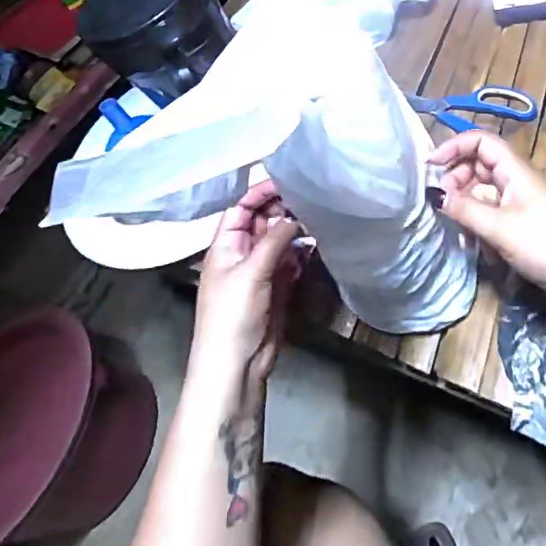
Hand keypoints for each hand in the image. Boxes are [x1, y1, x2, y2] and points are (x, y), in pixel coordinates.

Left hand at [191, 179, 302, 388]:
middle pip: (263, 221)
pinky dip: (304, 250)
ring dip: (297, 228)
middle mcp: (243, 254)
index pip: (241, 209)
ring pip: (281, 239)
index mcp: (225, 246)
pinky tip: (319, 241)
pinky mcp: (278, 286)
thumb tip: (295, 216)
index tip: (287, 179)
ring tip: (319, 214)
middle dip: (284, 208)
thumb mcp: (252, 272)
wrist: (237, 365)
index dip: (260, 193)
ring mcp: (261, 270)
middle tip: (311, 195)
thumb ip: (275, 239)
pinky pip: (292, 259)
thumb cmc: (233, 315)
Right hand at [428, 131, 545, 303]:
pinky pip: (492, 212)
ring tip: (459, 227)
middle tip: (443, 202)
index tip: (430, 165)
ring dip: (467, 204)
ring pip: (484, 190)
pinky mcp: (522, 222)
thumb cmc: (544, 245)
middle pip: (479, 165)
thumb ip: (465, 209)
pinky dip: (480, 222)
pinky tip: (477, 244)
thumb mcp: (499, 227)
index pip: (480, 141)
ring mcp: (520, 201)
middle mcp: (517, 179)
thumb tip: (434, 194)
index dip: (454, 146)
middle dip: (457, 179)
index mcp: (515, 170)